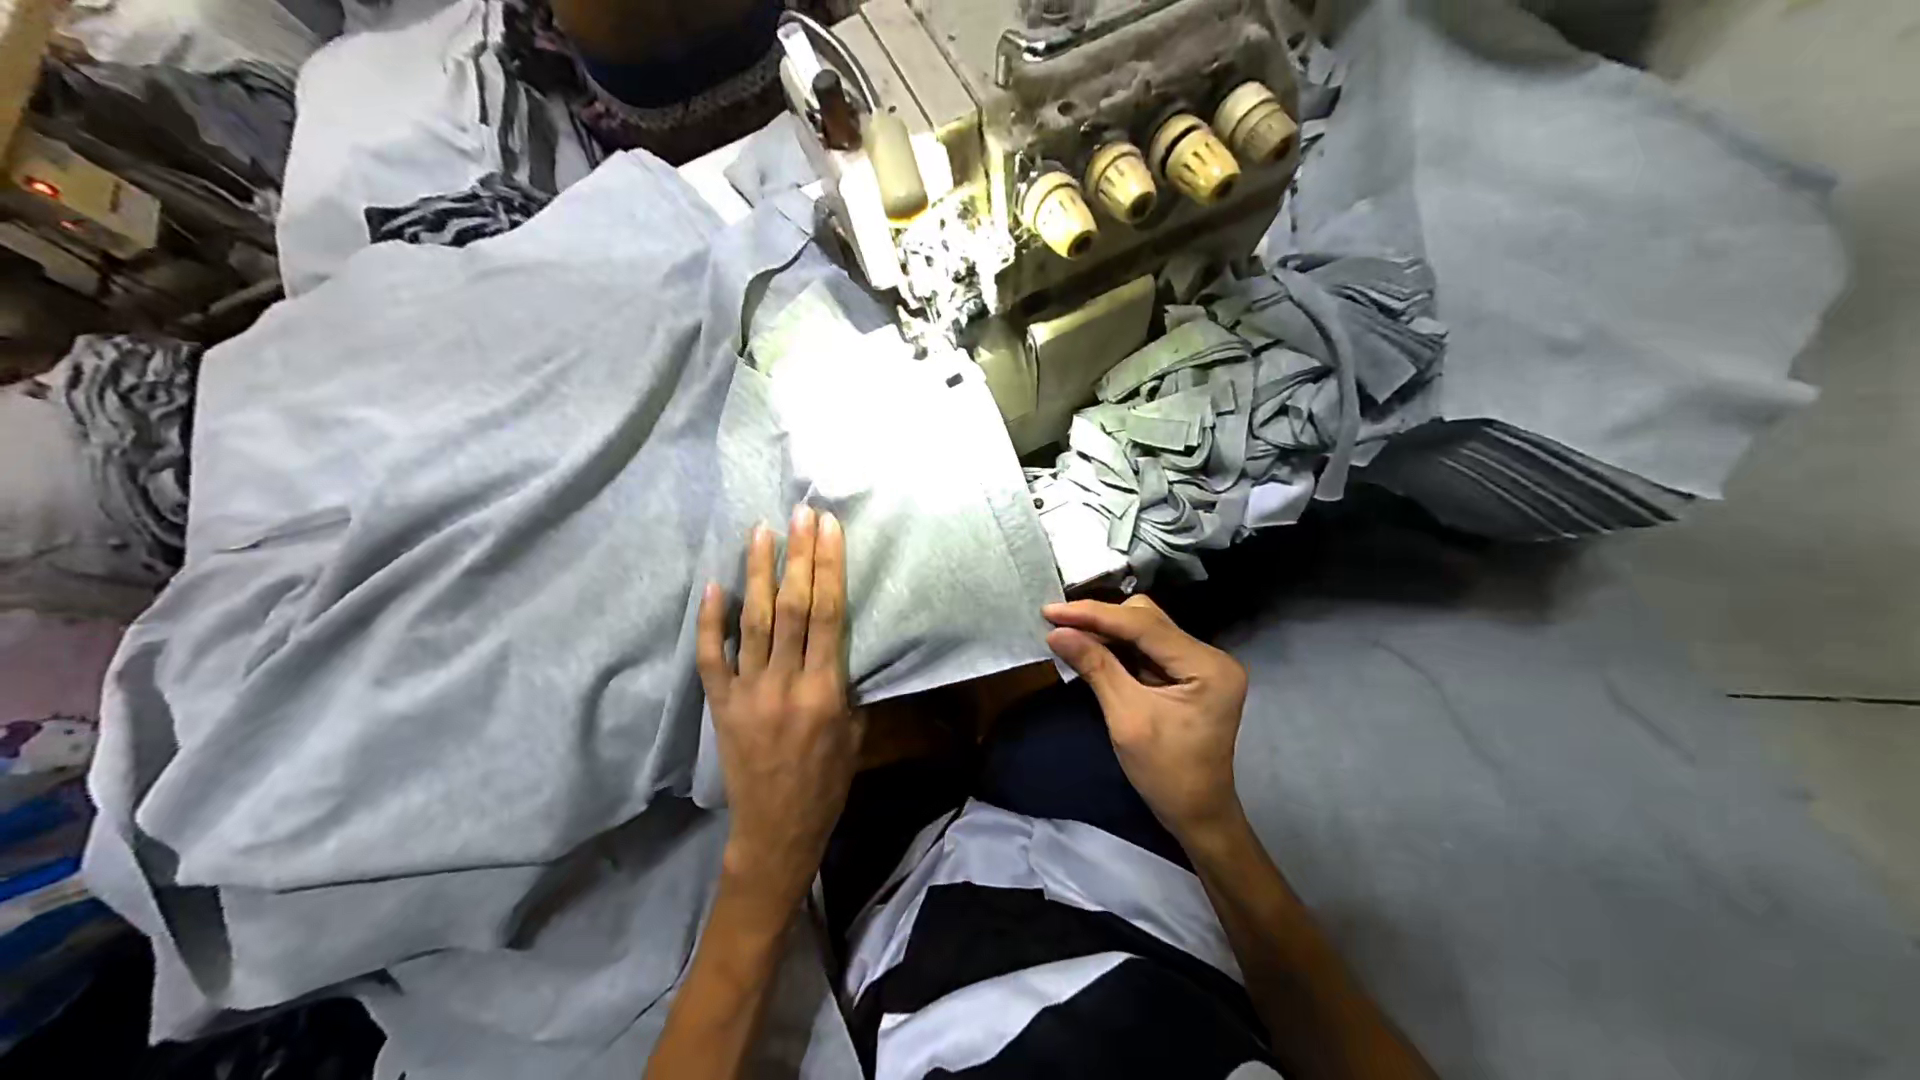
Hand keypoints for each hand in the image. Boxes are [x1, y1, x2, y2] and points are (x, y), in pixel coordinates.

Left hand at [697, 505, 859, 906]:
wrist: (776, 829)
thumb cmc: (827, 782)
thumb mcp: (856, 733)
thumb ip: (849, 683)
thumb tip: (843, 639)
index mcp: (825, 691)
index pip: (828, 615)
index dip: (829, 567)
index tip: (829, 528)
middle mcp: (785, 684)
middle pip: (793, 607)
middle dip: (798, 555)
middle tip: (801, 513)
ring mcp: (747, 693)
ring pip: (753, 621)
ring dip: (758, 573)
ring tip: (761, 531)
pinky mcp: (721, 705)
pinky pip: (711, 657)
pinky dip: (710, 621)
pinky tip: (712, 586)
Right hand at [1043, 596, 1248, 840]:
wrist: (1197, 815)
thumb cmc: (1166, 774)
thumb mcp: (1127, 719)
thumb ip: (1095, 668)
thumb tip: (1057, 633)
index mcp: (1207, 666)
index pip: (1144, 625)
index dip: (1095, 614)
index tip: (1052, 611)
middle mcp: (1210, 655)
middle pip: (1147, 619)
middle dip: (1101, 620)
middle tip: (1058, 624)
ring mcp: (1200, 664)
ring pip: (1145, 629)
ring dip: (1106, 631)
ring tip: (1068, 633)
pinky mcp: (1187, 673)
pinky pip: (1147, 647)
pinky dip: (1118, 647)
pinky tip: (1091, 648)